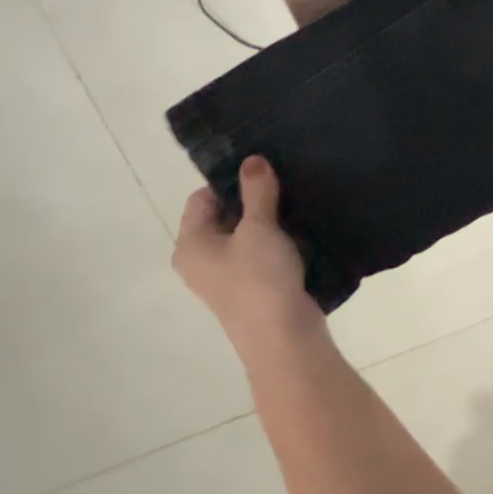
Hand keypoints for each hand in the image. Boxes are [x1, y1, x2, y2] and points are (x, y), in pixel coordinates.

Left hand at [174, 155, 323, 357]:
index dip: (231, 181)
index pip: (202, 198)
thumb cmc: (259, 277)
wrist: (280, 333)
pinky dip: (277, 240)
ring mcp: (225, 275)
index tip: (267, 171)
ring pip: (245, 234)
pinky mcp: (251, 285)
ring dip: (269, 219)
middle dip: (253, 199)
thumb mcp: (259, 228)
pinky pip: (259, 252)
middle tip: (287, 181)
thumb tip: (252, 159)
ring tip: (299, 202)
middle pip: (223, 216)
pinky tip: (302, 231)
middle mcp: (200, 259)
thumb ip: (257, 192)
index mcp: (190, 244)